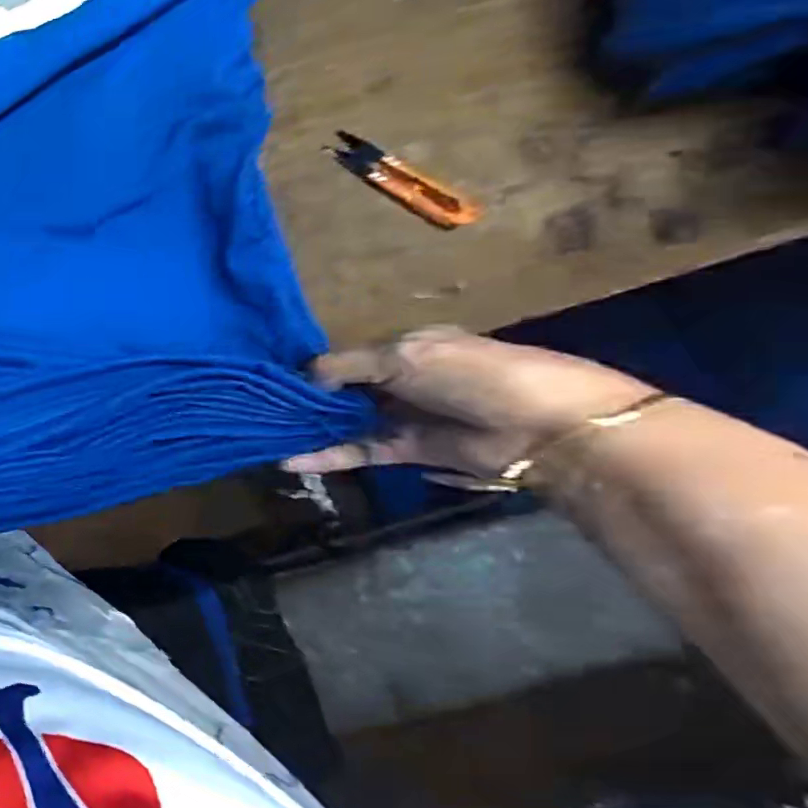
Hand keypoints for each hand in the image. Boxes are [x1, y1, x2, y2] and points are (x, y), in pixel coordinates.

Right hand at [283, 325, 658, 477]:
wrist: (547, 425)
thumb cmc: (471, 373)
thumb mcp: (402, 356)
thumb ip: (345, 368)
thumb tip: (300, 379)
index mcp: (405, 346)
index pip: (346, 357)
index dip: (311, 369)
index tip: (272, 381)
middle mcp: (403, 379)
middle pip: (343, 391)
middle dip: (305, 401)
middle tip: (259, 411)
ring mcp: (408, 416)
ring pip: (348, 422)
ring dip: (312, 429)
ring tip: (266, 436)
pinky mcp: (413, 450)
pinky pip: (362, 450)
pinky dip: (329, 455)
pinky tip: (292, 460)